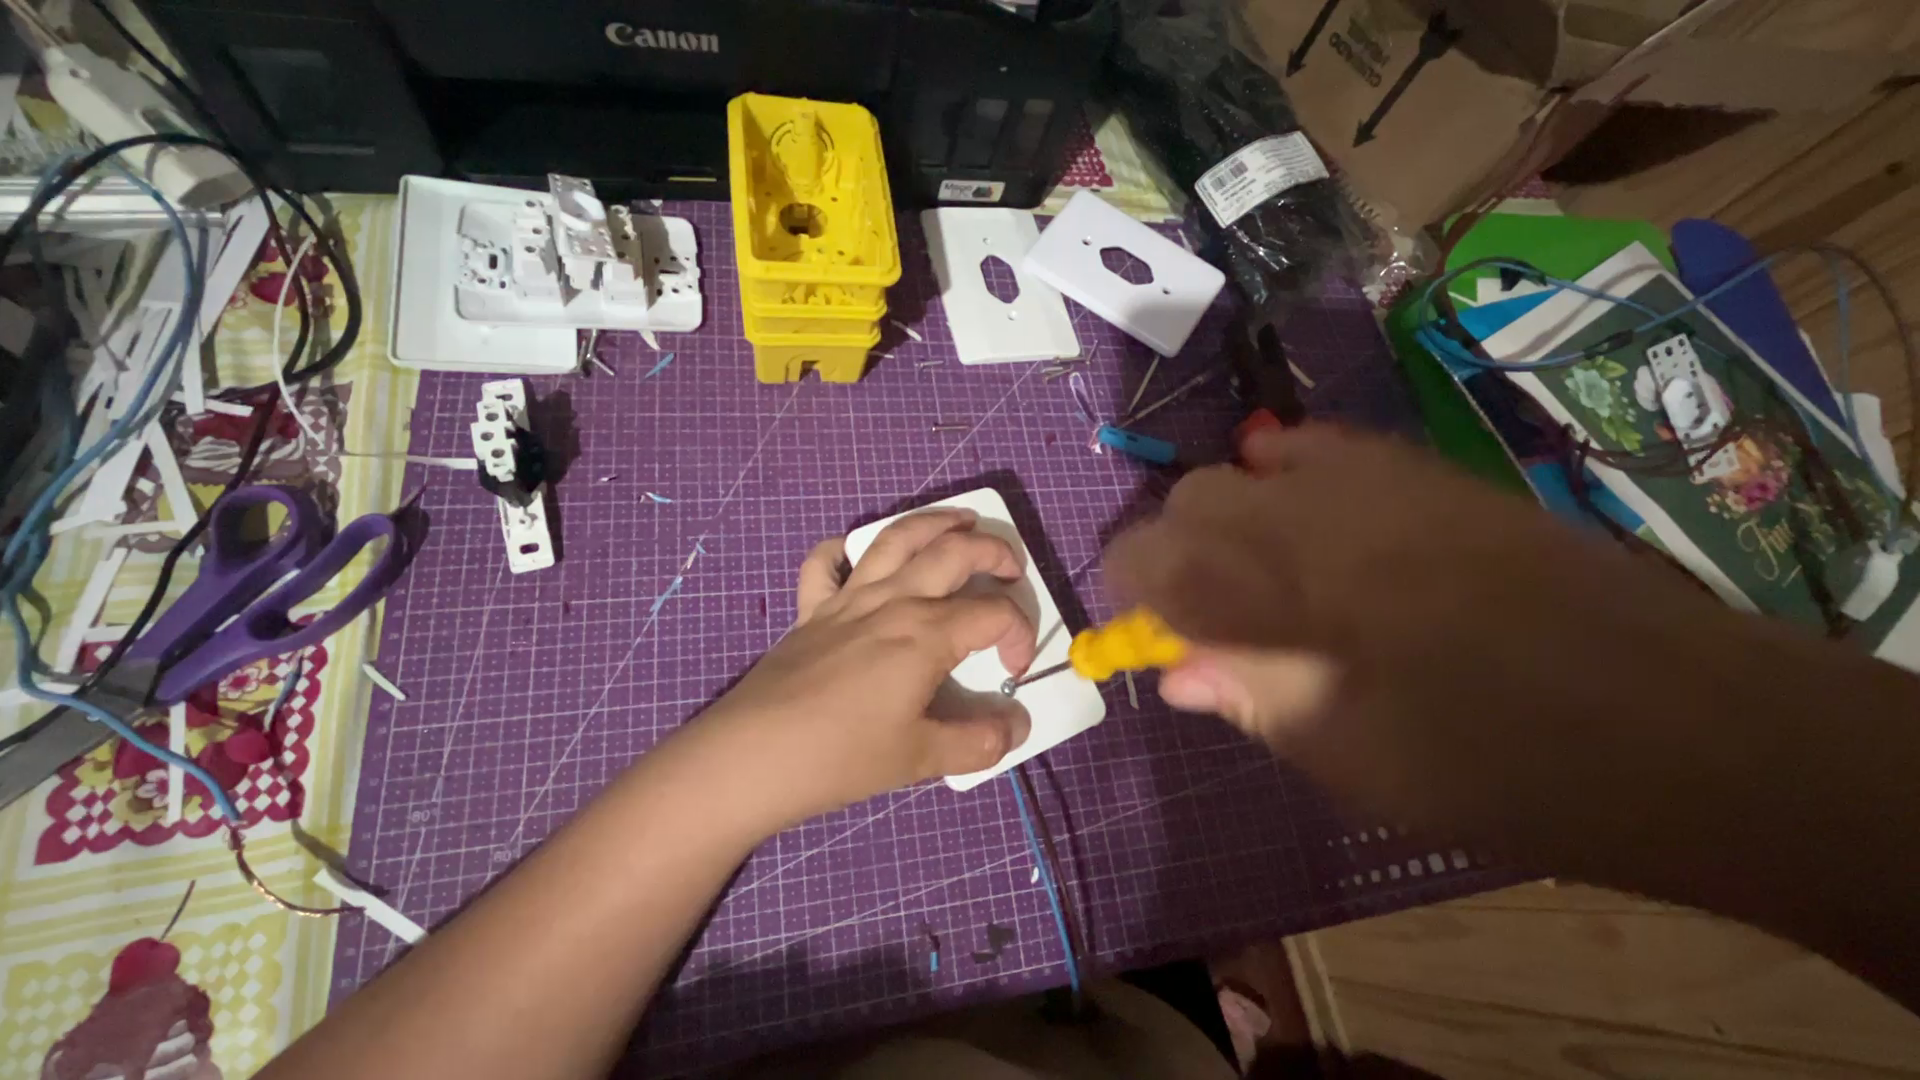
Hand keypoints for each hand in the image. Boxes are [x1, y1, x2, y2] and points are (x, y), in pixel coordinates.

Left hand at [696, 508, 1035, 829]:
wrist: (752, 756)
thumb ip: (979, 742)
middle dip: (994, 551)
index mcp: (926, 633)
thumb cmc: (842, 757)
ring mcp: (847, 599)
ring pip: (896, 538)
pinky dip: (841, 550)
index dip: (1020, 636)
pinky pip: (824, 564)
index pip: (995, 614)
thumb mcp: (921, 759)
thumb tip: (1019, 726)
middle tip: (1012, 568)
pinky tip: (854, 554)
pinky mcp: (810, 610)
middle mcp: (891, 601)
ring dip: (934, 523)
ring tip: (960, 522)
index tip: (1014, 672)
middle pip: (954, 552)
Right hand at [1104, 424, 1858, 863]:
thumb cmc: (1495, 768)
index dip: (1130, 587)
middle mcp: (1313, 515)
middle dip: (1176, 550)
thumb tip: (1173, 670)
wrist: (1681, 724)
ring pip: (1248, 465)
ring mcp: (1375, 481)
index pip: (1152, 555)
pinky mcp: (1428, 472)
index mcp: (1283, 593)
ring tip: (1265, 573)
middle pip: (1192, 496)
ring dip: (1229, 514)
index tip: (1146, 629)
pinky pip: (1322, 446)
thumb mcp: (1349, 759)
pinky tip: (1314, 519)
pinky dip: (1290, 476)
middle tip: (1209, 613)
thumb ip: (1248, 697)